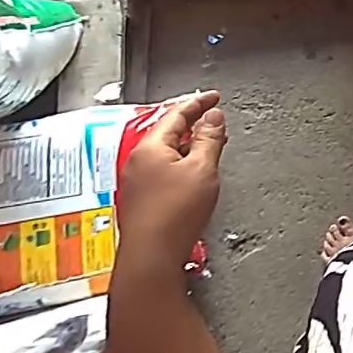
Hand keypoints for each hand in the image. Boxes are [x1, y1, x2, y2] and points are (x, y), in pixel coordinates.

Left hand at [115, 91, 227, 269]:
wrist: (153, 255)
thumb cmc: (175, 213)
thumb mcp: (203, 168)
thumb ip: (210, 138)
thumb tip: (213, 117)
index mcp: (150, 147)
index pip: (177, 114)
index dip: (199, 103)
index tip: (214, 97)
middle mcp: (138, 160)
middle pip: (168, 132)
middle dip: (194, 123)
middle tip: (214, 117)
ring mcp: (137, 180)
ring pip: (166, 151)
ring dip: (189, 143)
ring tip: (210, 143)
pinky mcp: (142, 197)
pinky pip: (163, 168)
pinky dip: (182, 161)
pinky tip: (195, 171)